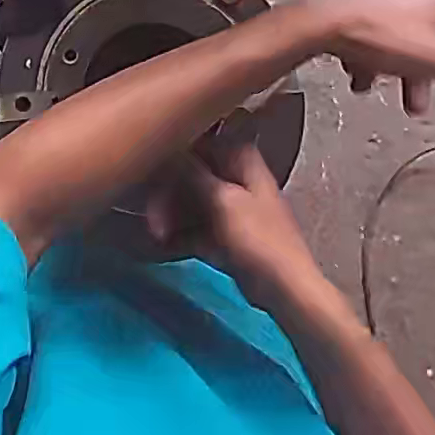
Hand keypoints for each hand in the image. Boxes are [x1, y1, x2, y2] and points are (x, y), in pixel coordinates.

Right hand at [145, 140, 324, 308]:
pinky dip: (179, 233)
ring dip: (170, 215)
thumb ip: (191, 170)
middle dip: (167, 194)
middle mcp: (233, 174)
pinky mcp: (224, 232)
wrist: (287, 290)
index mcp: (240, 157)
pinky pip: (194, 225)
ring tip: (157, 235)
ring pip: (189, 200)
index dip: (170, 154)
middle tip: (152, 218)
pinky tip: (162, 244)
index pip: (197, 143)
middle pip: (189, 174)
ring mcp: (229, 204)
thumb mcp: (221, 200)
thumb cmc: (258, 238)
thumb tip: (167, 145)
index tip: (147, 167)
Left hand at [317, 0, 434, 109]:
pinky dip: (365, 58)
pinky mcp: (349, 8)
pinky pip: (365, 36)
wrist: (322, 25)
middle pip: (425, 37)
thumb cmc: (374, 36)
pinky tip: (357, 75)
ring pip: (392, 39)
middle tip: (418, 96)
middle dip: (422, 72)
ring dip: (390, 68)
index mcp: (434, 2)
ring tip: (379, 86)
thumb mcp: (434, 61)